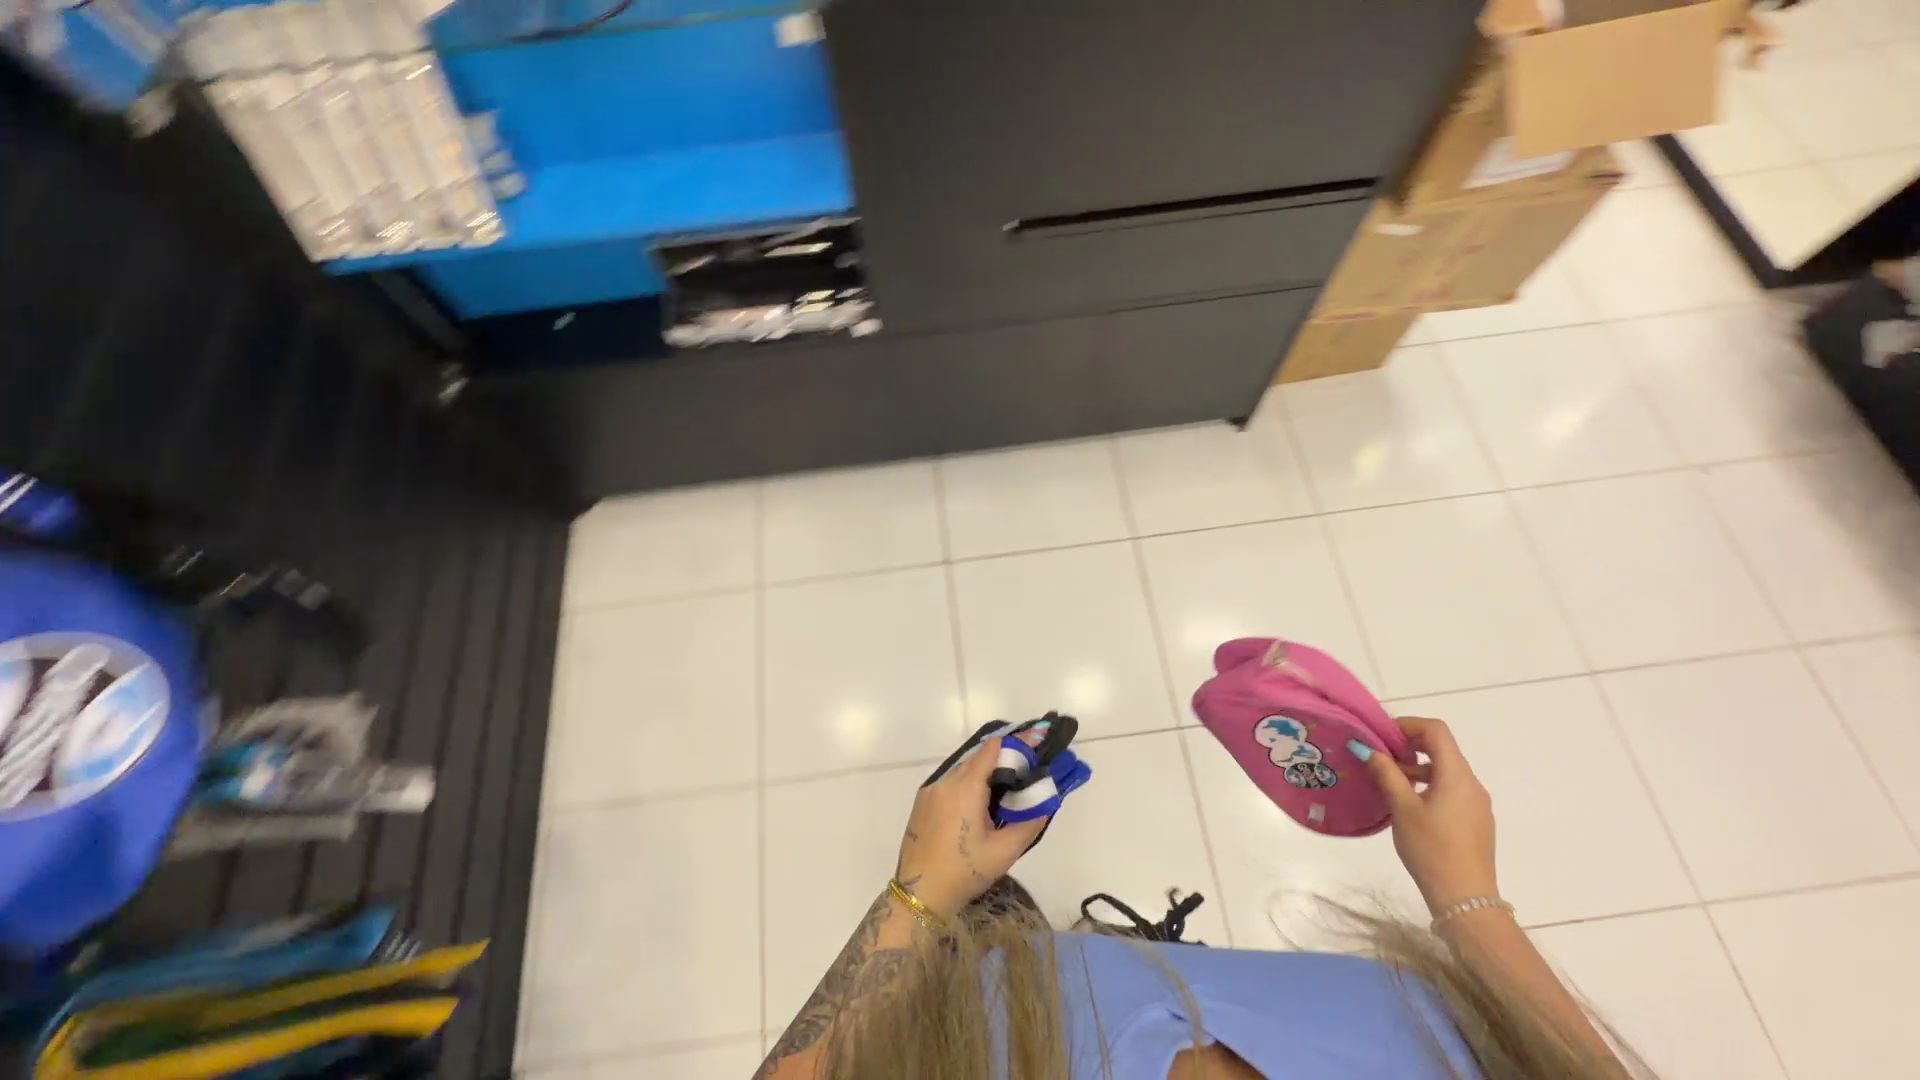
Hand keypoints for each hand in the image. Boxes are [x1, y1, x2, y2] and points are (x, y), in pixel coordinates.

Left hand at [895, 733, 1049, 917]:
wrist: (919, 895)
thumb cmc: (964, 872)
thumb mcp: (1004, 852)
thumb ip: (1030, 823)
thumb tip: (1047, 802)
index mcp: (965, 788)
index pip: (991, 751)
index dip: (1013, 746)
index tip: (1033, 745)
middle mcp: (945, 782)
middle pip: (976, 760)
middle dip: (1000, 760)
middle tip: (1024, 769)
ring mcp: (930, 792)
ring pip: (961, 772)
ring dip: (981, 774)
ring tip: (1004, 788)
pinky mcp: (922, 804)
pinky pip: (949, 785)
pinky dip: (966, 785)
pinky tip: (977, 804)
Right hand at [1358, 715, 1498, 914]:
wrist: (1465, 899)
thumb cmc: (1431, 849)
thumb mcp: (1402, 808)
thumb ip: (1386, 773)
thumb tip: (1366, 747)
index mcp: (1457, 776)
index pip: (1437, 731)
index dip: (1408, 725)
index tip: (1383, 737)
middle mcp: (1473, 784)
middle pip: (1443, 749)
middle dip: (1410, 746)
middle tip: (1380, 757)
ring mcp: (1477, 804)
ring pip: (1446, 770)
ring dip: (1417, 767)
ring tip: (1389, 783)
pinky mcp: (1476, 820)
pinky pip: (1452, 789)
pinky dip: (1429, 785)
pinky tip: (1410, 805)